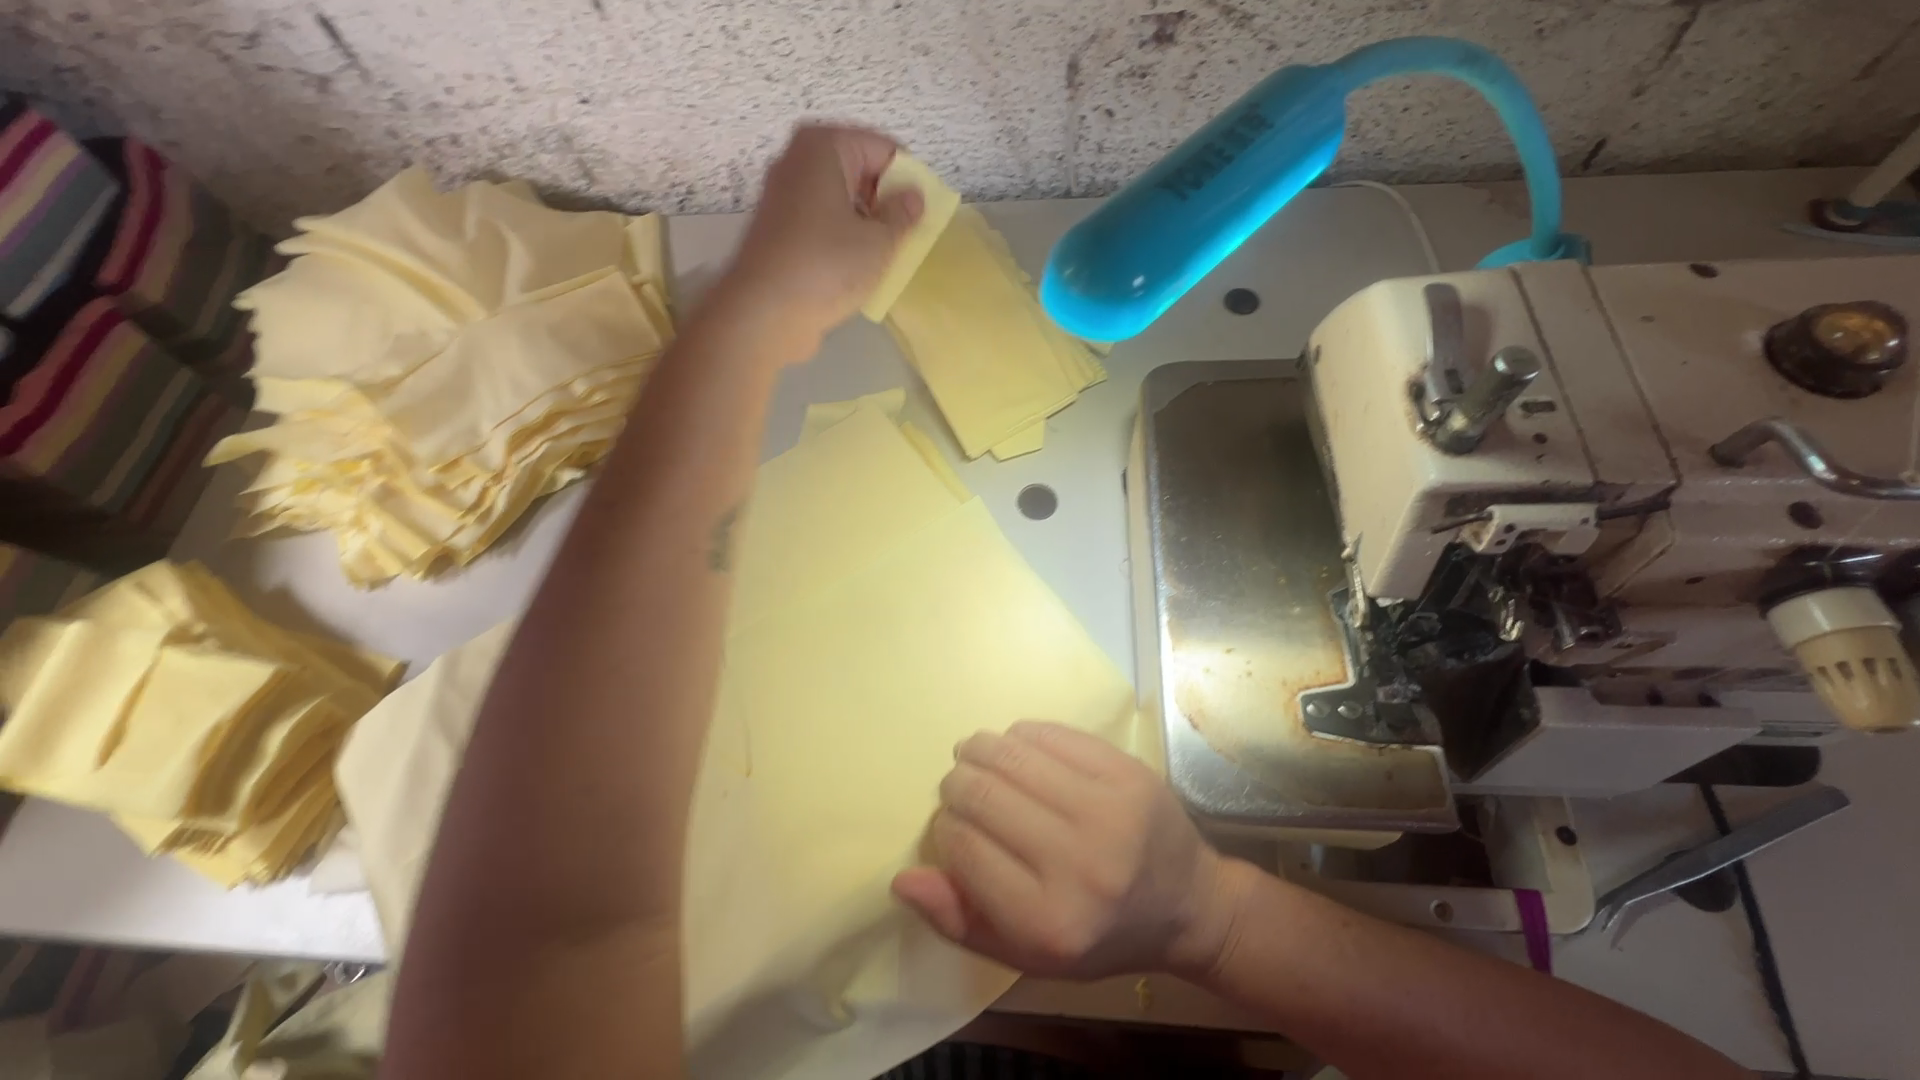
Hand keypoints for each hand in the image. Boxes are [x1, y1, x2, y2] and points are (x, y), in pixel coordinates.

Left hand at [709, 124, 924, 354]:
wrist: (763, 313)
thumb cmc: (826, 267)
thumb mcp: (878, 241)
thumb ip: (902, 214)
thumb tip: (912, 197)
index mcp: (823, 146)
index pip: (883, 149)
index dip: (907, 181)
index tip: (920, 214)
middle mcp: (797, 160)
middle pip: (859, 170)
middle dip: (884, 200)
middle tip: (903, 236)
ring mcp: (782, 195)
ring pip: (839, 199)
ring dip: (864, 223)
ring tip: (881, 256)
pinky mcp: (776, 229)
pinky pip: (821, 222)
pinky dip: (840, 237)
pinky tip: (853, 268)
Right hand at [891, 721, 1241, 979]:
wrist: (1188, 905)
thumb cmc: (1100, 937)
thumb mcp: (1027, 956)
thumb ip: (960, 921)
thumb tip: (902, 878)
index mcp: (1047, 920)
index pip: (962, 846)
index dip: (945, 829)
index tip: (952, 828)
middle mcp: (1079, 863)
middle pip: (982, 794)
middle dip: (957, 784)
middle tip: (959, 786)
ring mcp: (1108, 810)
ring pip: (1011, 755)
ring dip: (979, 750)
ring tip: (976, 757)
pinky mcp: (1127, 772)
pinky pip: (1051, 734)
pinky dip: (1020, 736)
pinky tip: (1018, 750)